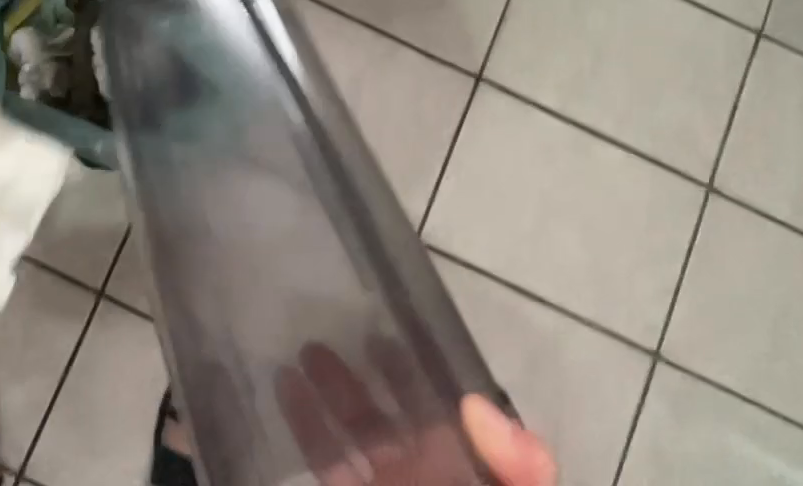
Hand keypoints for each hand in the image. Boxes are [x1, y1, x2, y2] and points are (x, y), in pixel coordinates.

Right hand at [277, 342, 556, 485]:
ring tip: (293, 361)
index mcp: (460, 480)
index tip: (383, 332)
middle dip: (353, 383)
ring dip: (321, 406)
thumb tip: (479, 405)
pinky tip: (282, 402)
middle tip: (317, 338)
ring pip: (346, 448)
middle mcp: (417, 485)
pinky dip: (305, 435)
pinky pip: (325, 469)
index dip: (412, 377)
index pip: (437, 419)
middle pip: (383, 428)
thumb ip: (520, 475)